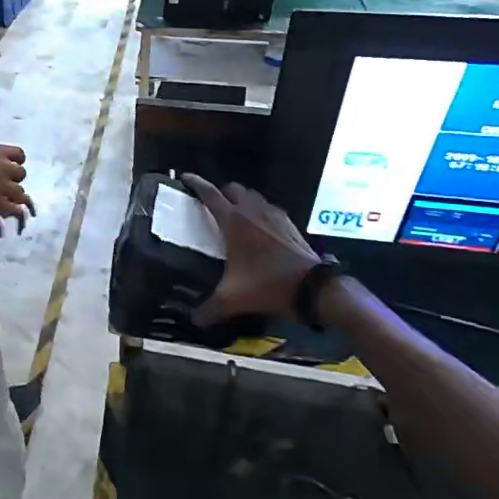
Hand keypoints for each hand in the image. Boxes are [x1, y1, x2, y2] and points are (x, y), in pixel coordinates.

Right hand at [0, 145, 36, 230]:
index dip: (17, 161)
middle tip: (4, 182)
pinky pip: (15, 209)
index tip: (12, 165)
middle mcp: (6, 168)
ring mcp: (4, 187)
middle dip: (14, 178)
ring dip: (14, 194)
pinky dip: (13, 210)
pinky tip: (10, 211)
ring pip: (20, 192)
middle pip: (21, 173)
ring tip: (7, 198)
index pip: (20, 154)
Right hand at [180, 173, 321, 324]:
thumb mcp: (234, 299)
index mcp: (234, 222)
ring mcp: (274, 215)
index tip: (185, 178)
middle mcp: (252, 212)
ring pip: (253, 196)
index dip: (196, 183)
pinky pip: (270, 209)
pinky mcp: (290, 224)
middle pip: (233, 189)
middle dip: (221, 192)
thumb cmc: (268, 285)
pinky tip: (260, 229)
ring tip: (235, 215)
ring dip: (242, 200)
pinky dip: (261, 212)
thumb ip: (210, 308)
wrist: (313, 289)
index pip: (210, 194)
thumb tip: (194, 319)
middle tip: (212, 206)